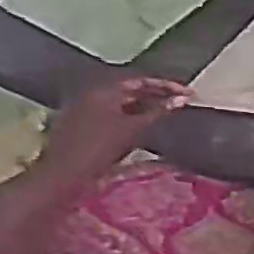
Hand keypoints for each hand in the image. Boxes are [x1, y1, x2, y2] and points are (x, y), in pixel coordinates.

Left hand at [40, 77, 190, 178]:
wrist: (66, 172)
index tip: (188, 92)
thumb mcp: (136, 127)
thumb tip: (182, 98)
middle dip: (157, 94)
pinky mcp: (81, 123)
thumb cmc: (102, 147)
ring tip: (167, 111)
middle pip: (130, 90)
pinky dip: (131, 114)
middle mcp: (91, 96)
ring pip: (121, 102)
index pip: (140, 81)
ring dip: (145, 105)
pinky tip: (144, 123)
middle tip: (180, 100)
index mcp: (102, 91)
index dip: (166, 85)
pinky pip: (112, 112)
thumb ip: (160, 111)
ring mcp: (84, 109)